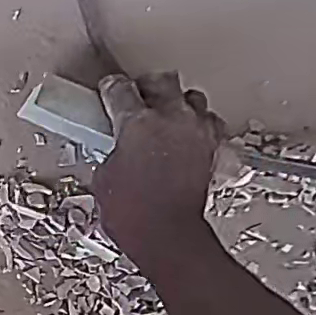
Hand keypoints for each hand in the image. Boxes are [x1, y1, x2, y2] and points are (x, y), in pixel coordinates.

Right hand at [92, 72, 226, 270]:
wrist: (165, 233)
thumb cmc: (132, 212)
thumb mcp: (103, 179)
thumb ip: (112, 152)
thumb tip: (117, 148)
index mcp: (138, 123)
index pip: (121, 91)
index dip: (111, 88)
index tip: (108, 88)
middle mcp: (172, 118)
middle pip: (162, 82)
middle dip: (146, 85)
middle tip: (136, 92)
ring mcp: (197, 130)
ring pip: (190, 97)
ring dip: (175, 101)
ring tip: (163, 112)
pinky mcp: (212, 146)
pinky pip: (206, 121)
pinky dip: (194, 123)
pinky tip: (183, 134)